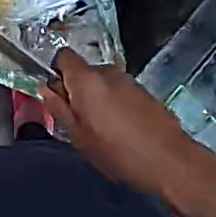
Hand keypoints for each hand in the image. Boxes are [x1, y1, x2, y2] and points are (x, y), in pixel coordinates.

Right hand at [41, 49, 206, 199]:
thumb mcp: (80, 137)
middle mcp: (108, 71)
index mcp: (87, 79)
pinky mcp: (144, 90)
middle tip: (78, 121)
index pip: (64, 56)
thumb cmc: (118, 152)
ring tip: (102, 129)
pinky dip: (115, 103)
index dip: (56, 71)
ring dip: (97, 98)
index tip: (56, 95)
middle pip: (83, 71)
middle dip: (77, 90)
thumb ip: (60, 109)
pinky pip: (119, 90)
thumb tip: (46, 88)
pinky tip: (122, 129)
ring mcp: (128, 79)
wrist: (169, 160)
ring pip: (102, 82)